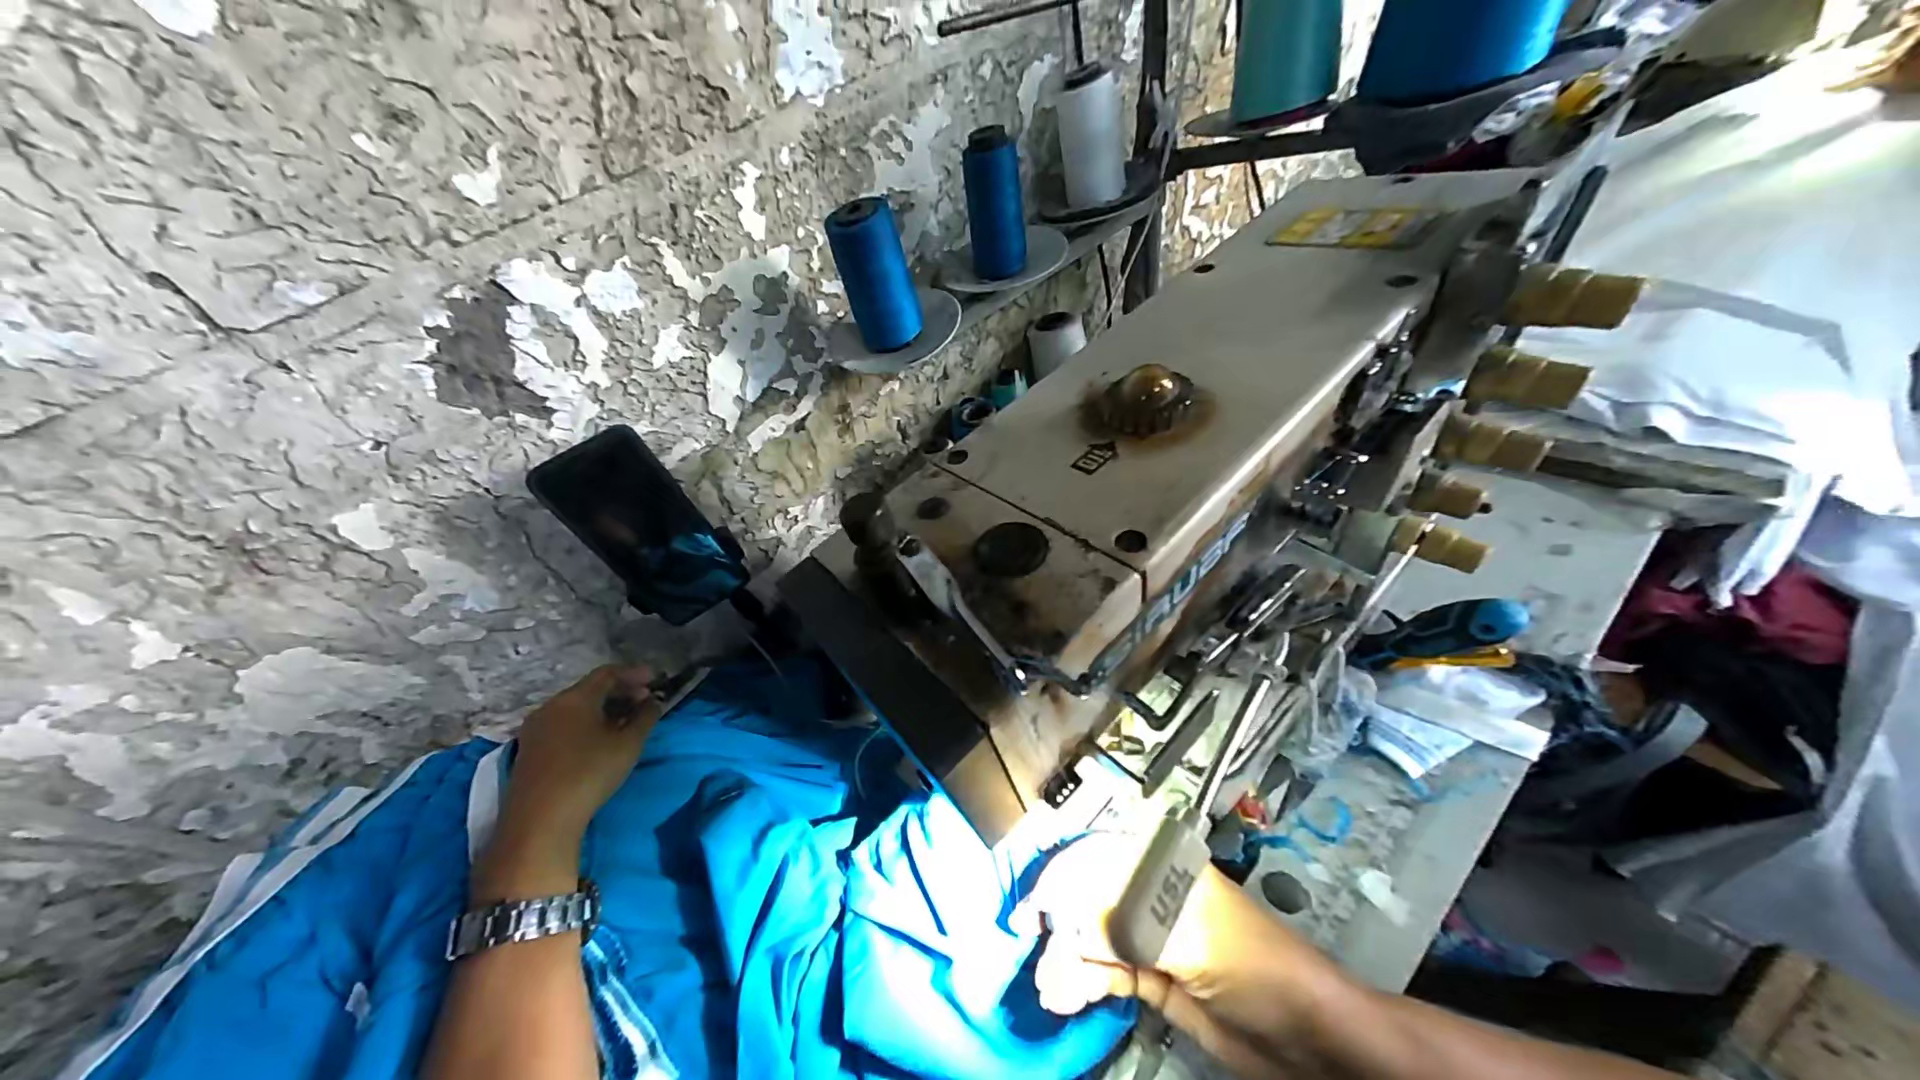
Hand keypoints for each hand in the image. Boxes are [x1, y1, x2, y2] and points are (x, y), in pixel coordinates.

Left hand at [506, 665, 661, 836]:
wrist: (540, 819)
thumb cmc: (589, 773)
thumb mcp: (629, 744)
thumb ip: (645, 717)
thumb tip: (652, 702)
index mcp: (575, 698)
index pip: (607, 673)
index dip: (634, 673)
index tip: (655, 679)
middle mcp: (551, 706)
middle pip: (590, 689)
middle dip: (620, 691)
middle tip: (644, 701)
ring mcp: (536, 728)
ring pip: (576, 707)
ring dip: (604, 708)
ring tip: (626, 721)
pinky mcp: (530, 749)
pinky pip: (564, 723)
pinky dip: (586, 722)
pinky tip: (600, 738)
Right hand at [1011, 832, 1350, 1074]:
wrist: (1307, 1036)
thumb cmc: (1255, 967)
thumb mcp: (1192, 941)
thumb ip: (1127, 927)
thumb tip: (1069, 924)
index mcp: (1165, 869)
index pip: (1101, 858)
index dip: (1063, 877)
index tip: (1034, 906)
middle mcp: (1152, 896)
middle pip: (1090, 899)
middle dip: (1061, 924)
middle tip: (1036, 951)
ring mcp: (1151, 938)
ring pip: (1092, 939)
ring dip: (1067, 961)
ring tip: (1052, 989)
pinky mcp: (1152, 977)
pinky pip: (1105, 972)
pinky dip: (1082, 982)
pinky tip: (1066, 995)